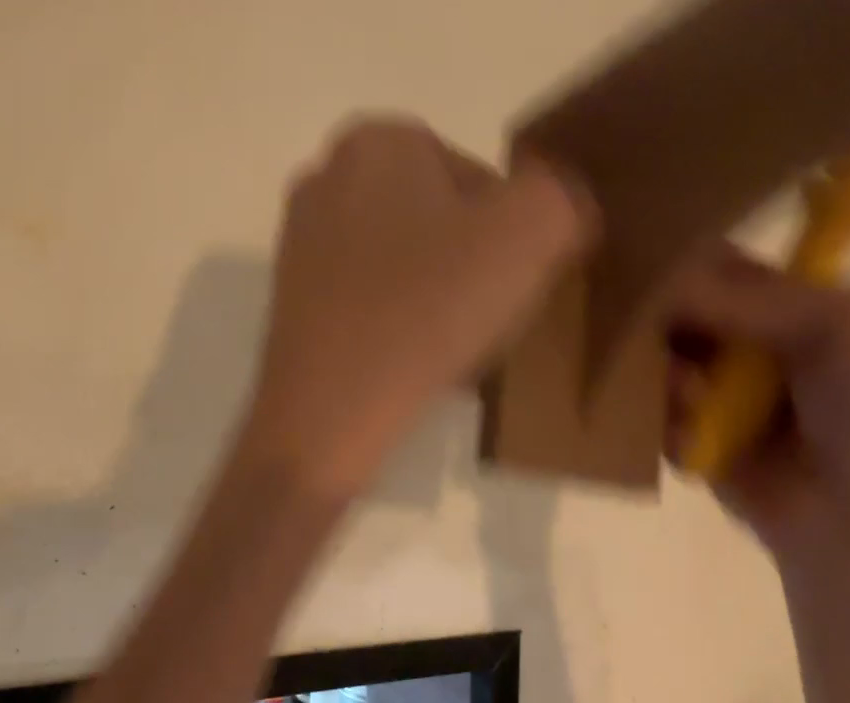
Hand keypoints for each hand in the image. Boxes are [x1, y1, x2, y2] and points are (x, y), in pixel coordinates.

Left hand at [247, 116, 596, 498]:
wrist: (328, 414)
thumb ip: (561, 198)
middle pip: (436, 222)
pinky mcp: (289, 304)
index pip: (479, 178)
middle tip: (488, 320)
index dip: (512, 236)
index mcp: (379, 141)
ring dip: (436, 301)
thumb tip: (558, 211)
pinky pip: (368, 303)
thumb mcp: (532, 232)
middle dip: (470, 267)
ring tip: (453, 350)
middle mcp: (326, 178)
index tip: (513, 287)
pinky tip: (413, 364)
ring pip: (402, 265)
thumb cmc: (426, 312)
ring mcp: (298, 244)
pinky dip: (397, 326)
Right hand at [666, 248, 849, 559]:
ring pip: (668, 368)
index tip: (652, 268)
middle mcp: (765, 348)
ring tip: (689, 400)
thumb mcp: (842, 326)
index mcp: (810, 307)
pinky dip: (666, 424)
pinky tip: (688, 437)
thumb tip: (662, 277)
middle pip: (690, 318)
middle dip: (670, 325)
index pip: (733, 272)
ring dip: (669, 377)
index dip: (693, 266)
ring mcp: (729, 400)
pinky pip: (661, 421)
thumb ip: (752, 297)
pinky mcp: (701, 446)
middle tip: (659, 339)